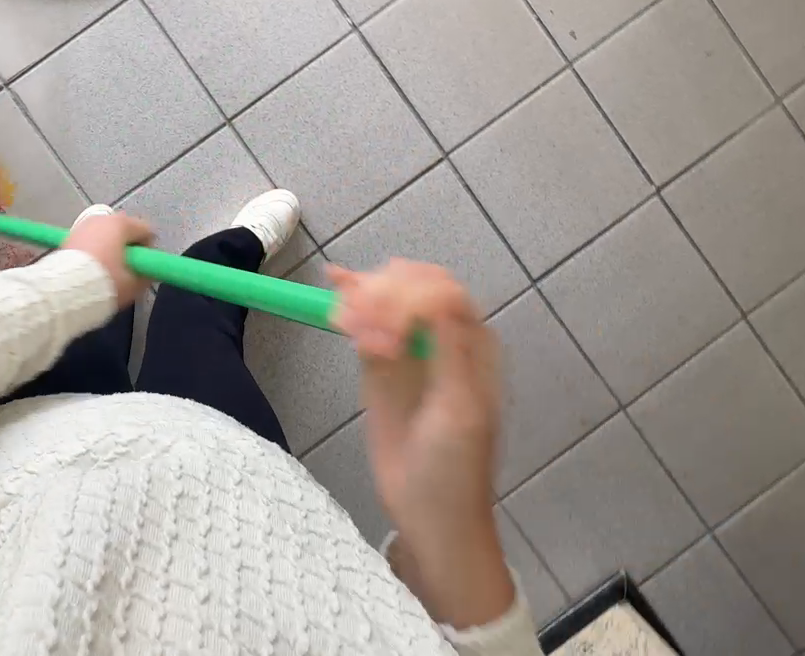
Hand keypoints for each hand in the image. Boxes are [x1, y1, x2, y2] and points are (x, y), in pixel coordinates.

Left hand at [64, 212, 154, 308]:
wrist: (64, 289)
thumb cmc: (104, 281)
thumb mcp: (133, 283)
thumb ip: (146, 275)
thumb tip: (147, 272)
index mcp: (122, 224)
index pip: (146, 231)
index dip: (148, 251)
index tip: (143, 267)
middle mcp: (103, 218)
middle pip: (124, 230)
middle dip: (127, 247)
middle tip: (126, 270)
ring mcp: (84, 225)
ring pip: (105, 235)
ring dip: (110, 248)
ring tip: (107, 270)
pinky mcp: (69, 235)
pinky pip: (90, 241)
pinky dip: (94, 250)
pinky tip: (91, 269)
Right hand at [330, 259, 515, 628]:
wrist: (428, 514)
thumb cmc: (456, 465)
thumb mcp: (461, 408)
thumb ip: (449, 349)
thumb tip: (437, 293)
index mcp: (472, 345)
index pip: (443, 294)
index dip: (414, 291)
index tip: (388, 313)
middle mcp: (439, 339)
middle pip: (410, 290)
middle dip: (384, 290)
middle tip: (357, 308)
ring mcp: (406, 351)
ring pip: (384, 304)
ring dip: (362, 295)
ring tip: (339, 305)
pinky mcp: (379, 368)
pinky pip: (363, 329)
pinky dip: (349, 312)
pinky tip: (333, 295)